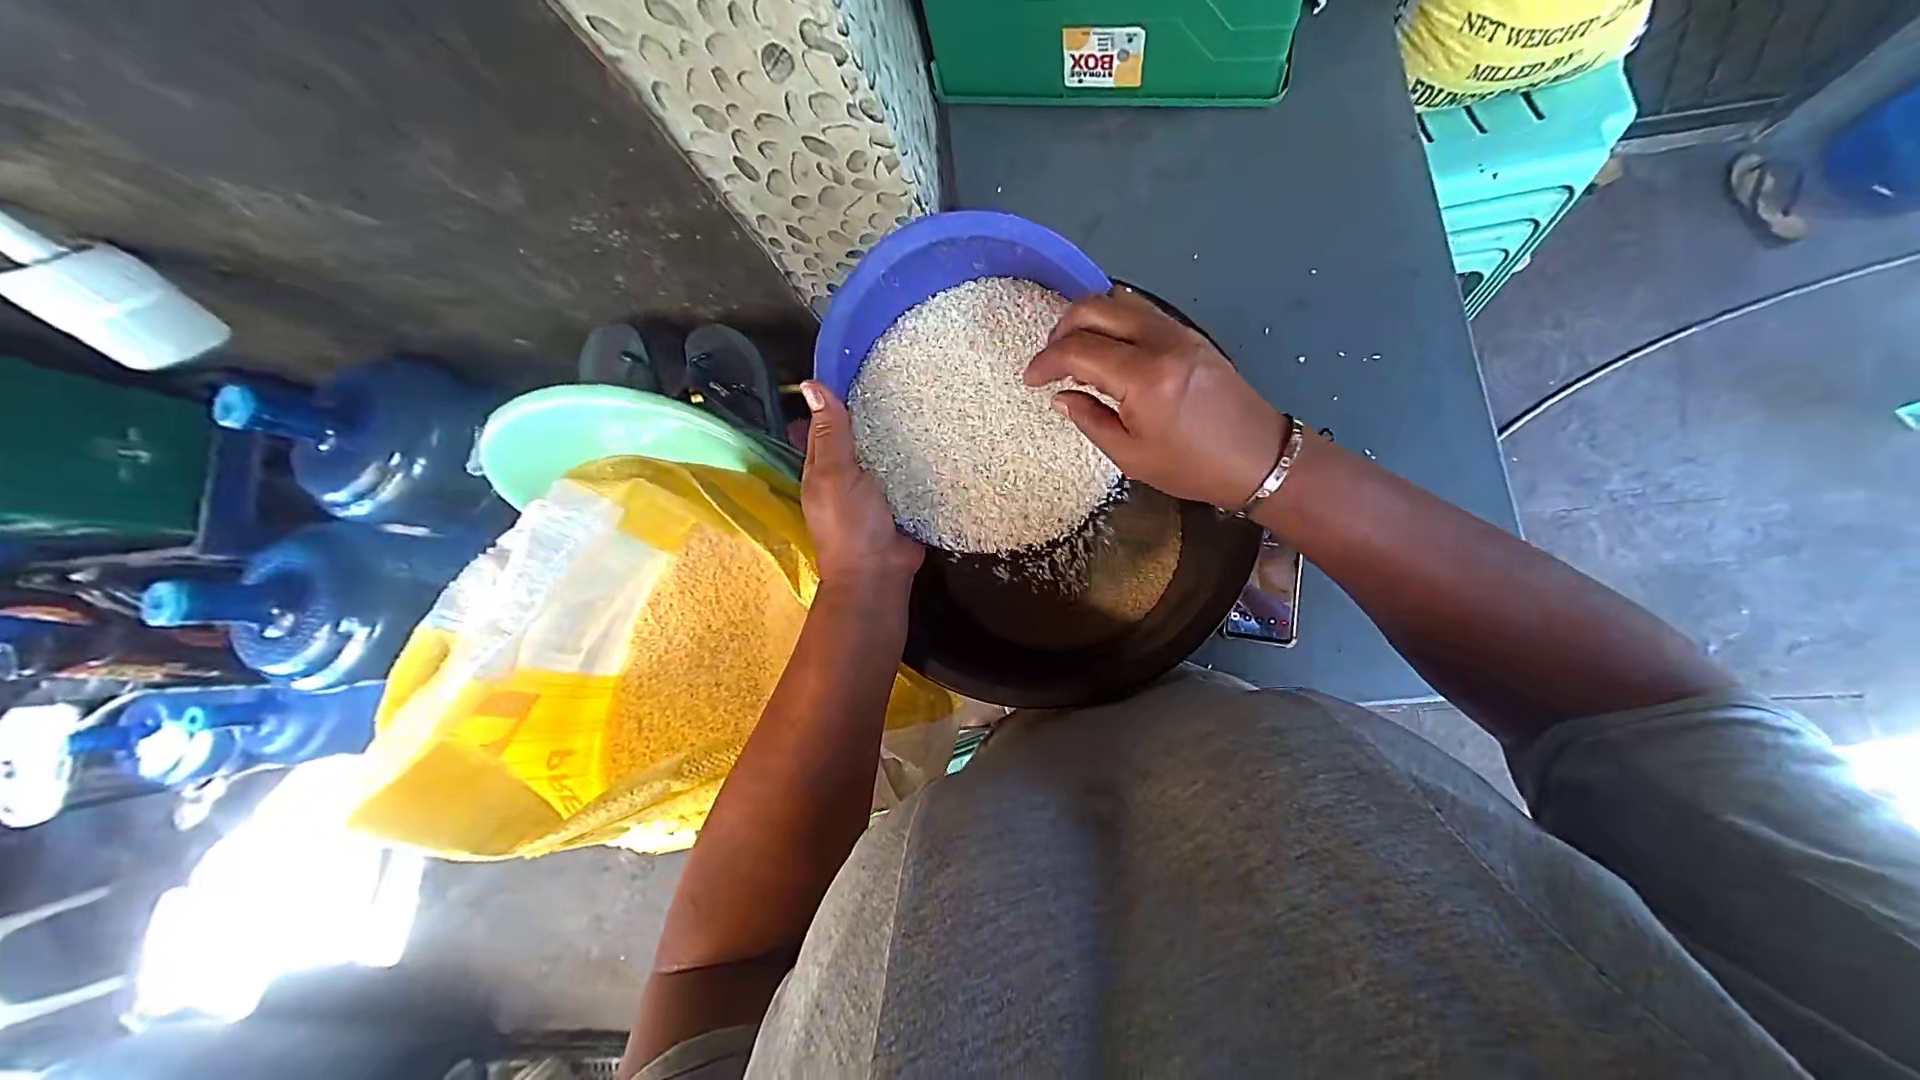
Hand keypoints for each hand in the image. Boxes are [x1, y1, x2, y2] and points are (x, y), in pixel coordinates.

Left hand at [798, 380, 923, 589]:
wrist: (880, 573)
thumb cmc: (850, 524)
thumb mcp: (836, 473)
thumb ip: (830, 432)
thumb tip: (812, 385)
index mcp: (821, 464)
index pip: (824, 420)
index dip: (836, 395)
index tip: (859, 364)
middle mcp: (846, 472)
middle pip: (857, 433)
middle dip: (872, 408)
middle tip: (899, 373)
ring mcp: (874, 486)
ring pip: (884, 449)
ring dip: (897, 429)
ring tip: (922, 393)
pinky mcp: (900, 497)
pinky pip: (907, 469)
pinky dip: (917, 454)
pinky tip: (936, 432)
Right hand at [1025, 287, 1284, 507]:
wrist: (1259, 458)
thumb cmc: (1192, 467)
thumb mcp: (1131, 456)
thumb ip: (1090, 420)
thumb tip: (1061, 397)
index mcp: (1144, 377)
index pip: (1078, 350)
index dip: (1046, 362)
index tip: (1030, 380)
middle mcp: (1161, 342)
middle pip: (1096, 308)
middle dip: (1061, 329)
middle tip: (1049, 360)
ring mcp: (1179, 332)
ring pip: (1120, 302)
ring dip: (1088, 320)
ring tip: (1074, 352)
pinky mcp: (1191, 335)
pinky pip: (1142, 312)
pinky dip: (1114, 321)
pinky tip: (1106, 349)